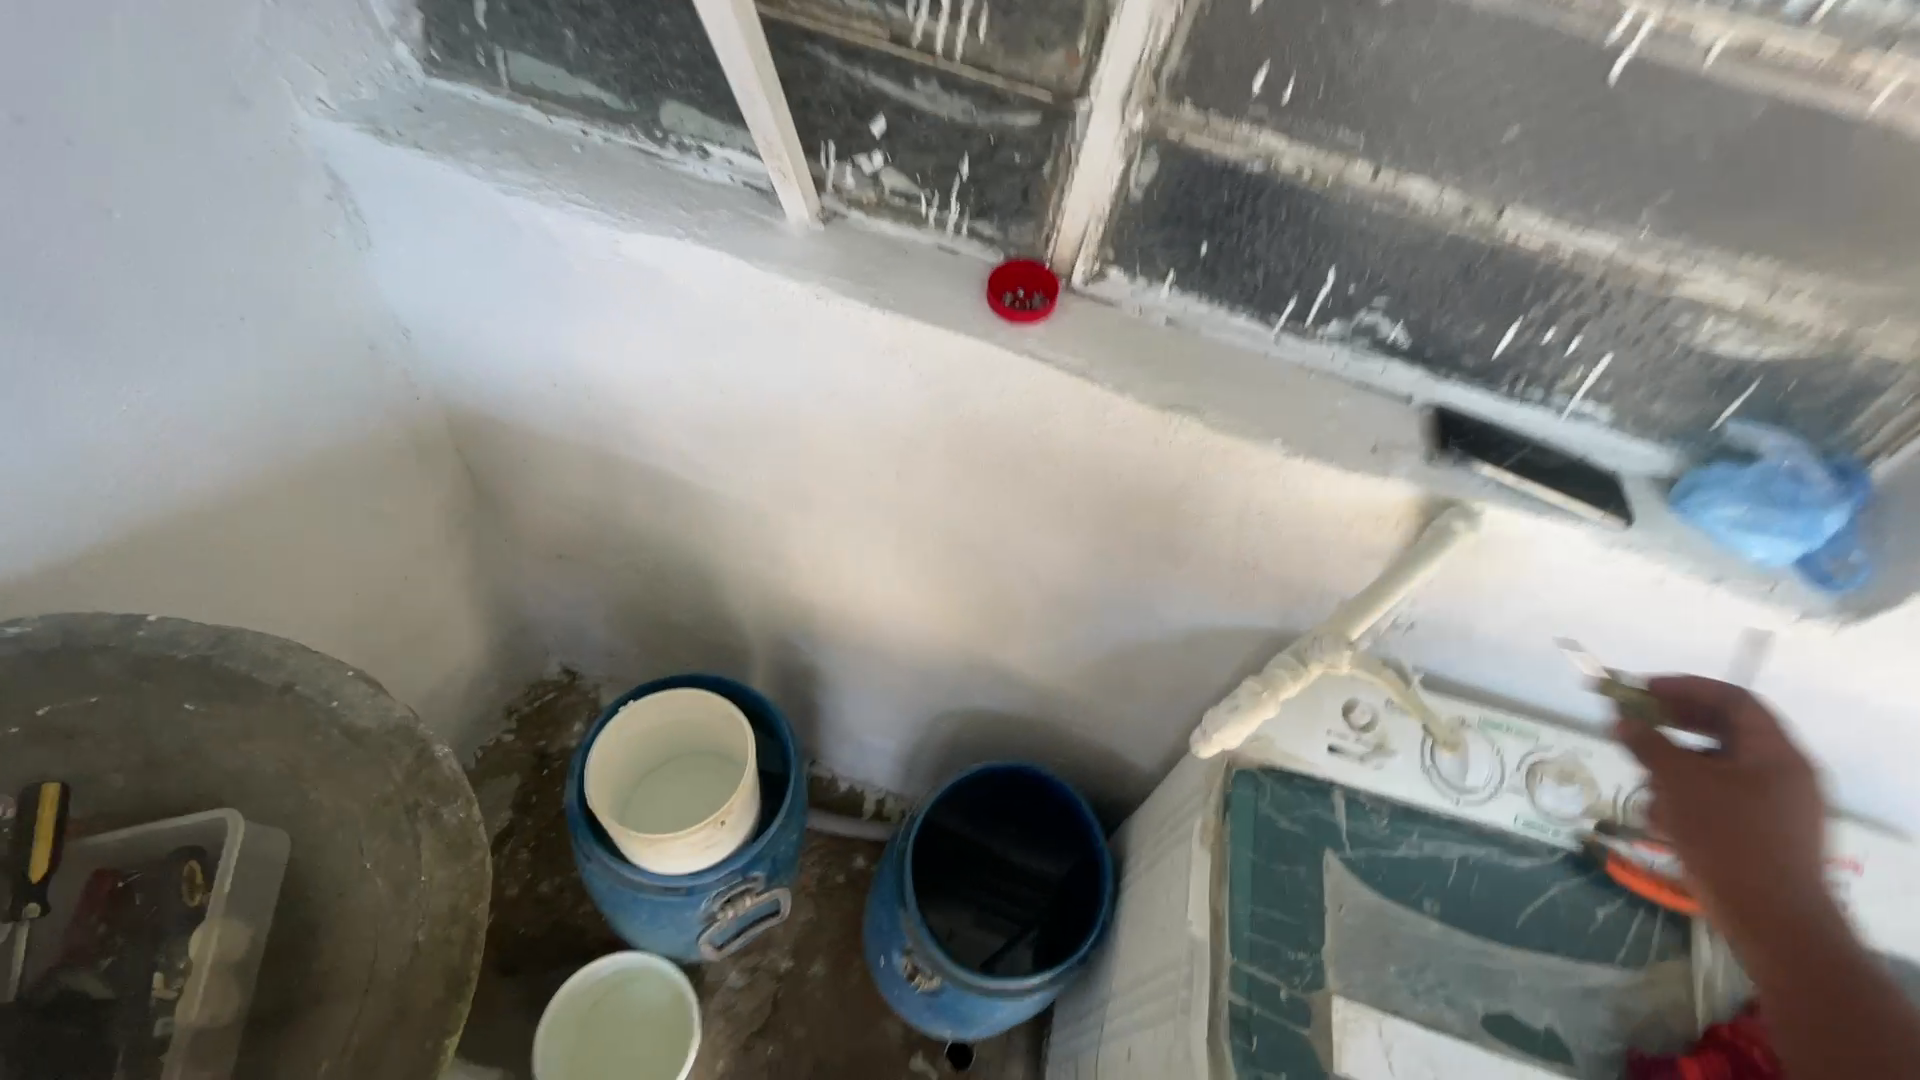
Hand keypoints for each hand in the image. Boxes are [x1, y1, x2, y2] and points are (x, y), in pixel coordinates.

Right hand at [1614, 676, 1834, 939]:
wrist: (1771, 919)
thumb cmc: (1727, 837)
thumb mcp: (1678, 782)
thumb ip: (1648, 744)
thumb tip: (1620, 720)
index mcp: (1777, 755)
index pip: (1733, 700)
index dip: (1684, 688)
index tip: (1639, 690)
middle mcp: (1782, 774)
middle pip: (1722, 732)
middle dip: (1671, 728)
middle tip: (1630, 724)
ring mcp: (1773, 806)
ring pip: (1711, 768)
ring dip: (1671, 770)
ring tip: (1643, 786)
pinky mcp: (1758, 833)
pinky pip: (1715, 800)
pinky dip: (1683, 801)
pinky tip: (1660, 821)